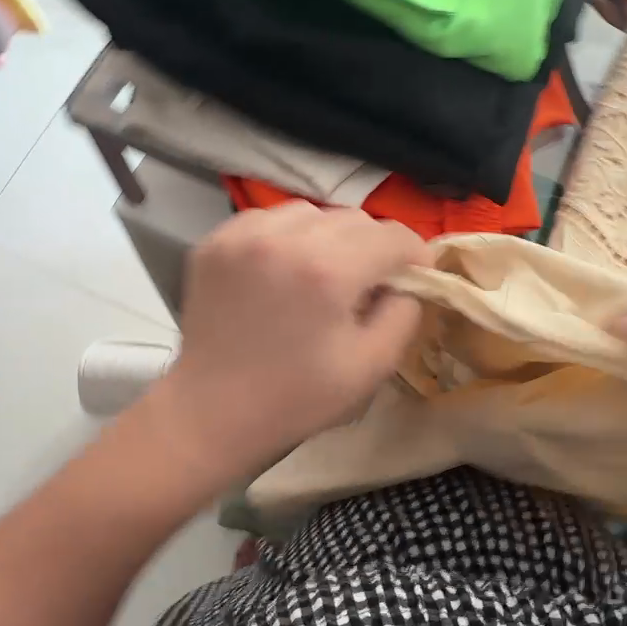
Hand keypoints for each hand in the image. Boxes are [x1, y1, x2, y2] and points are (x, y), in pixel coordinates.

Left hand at [144, 202, 430, 481]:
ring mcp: (243, 235)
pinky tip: (283, 270)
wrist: (212, 413)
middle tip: (368, 283)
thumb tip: (408, 282)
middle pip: (354, 218)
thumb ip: (404, 314)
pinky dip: (286, 237)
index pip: (392, 236)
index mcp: (328, 271)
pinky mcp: (215, 241)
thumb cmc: (296, 398)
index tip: (415, 277)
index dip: (415, 255)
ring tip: (322, 273)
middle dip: (372, 247)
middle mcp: (284, 238)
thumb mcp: (372, 366)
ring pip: (310, 212)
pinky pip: (268, 219)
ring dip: (328, 236)